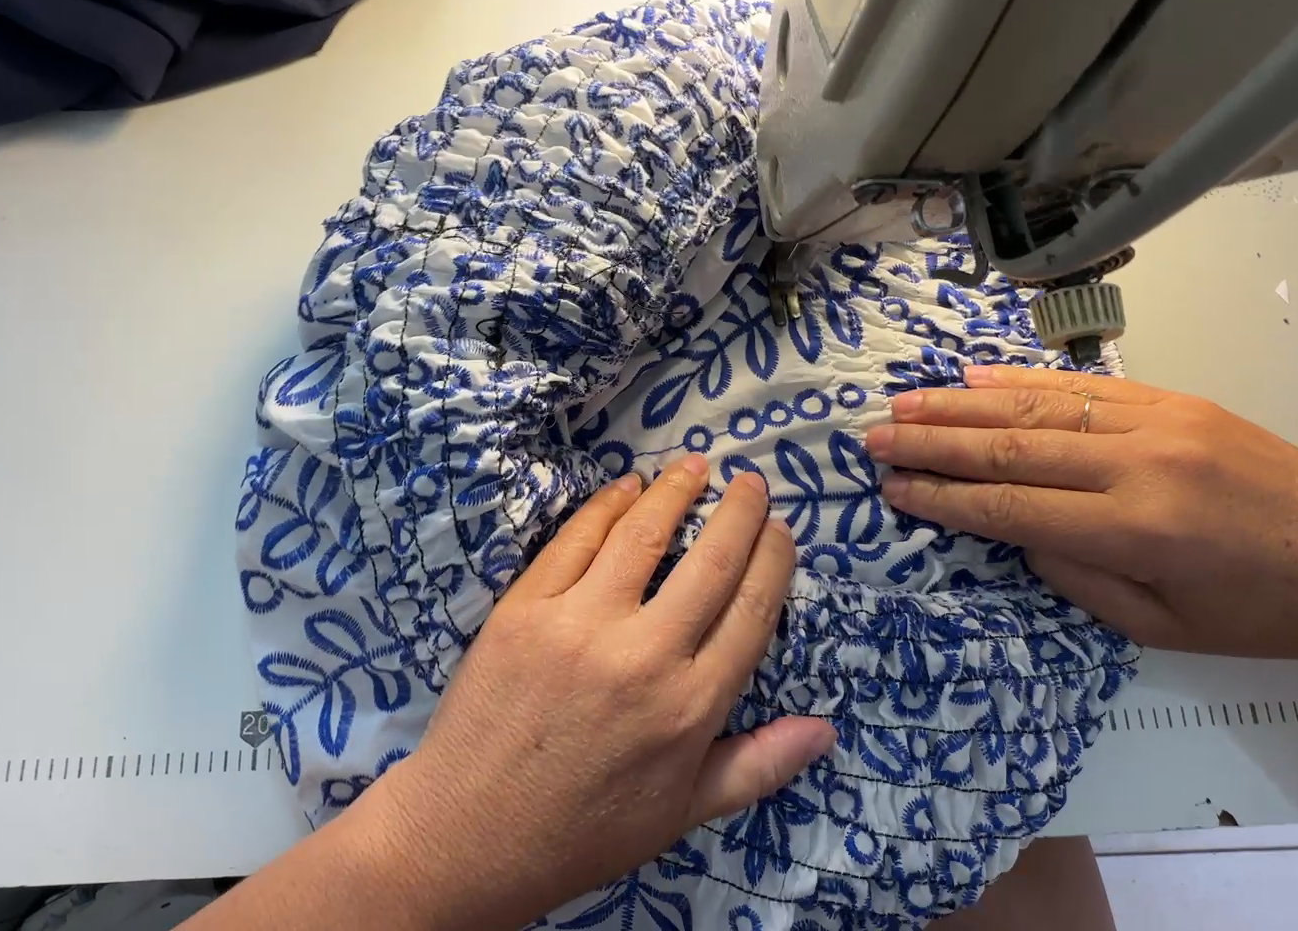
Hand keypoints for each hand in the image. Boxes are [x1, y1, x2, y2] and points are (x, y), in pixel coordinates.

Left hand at [339, 456, 835, 927]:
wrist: (471, 833)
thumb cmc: (586, 828)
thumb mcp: (684, 813)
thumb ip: (759, 766)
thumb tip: (827, 728)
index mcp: (691, 706)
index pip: (752, 608)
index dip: (773, 557)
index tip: (780, 528)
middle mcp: (643, 655)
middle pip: (710, 560)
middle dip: (739, 511)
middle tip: (750, 480)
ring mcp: (578, 624)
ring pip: (642, 534)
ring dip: (674, 490)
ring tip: (694, 464)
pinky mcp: (524, 608)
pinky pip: (574, 540)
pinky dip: (606, 504)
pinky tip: (626, 486)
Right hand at [864, 366, 1297, 679]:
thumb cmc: (1256, 615)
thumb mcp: (1153, 624)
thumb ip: (1069, 571)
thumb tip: (1008, 525)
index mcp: (1137, 531)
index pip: (1011, 506)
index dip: (942, 499)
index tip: (892, 489)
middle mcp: (1141, 464)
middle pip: (1009, 448)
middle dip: (932, 443)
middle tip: (873, 437)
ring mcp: (1159, 420)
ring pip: (1035, 407)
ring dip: (959, 404)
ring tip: (903, 403)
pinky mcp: (1175, 398)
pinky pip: (1080, 384)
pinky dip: (1018, 380)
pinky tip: (971, 377)